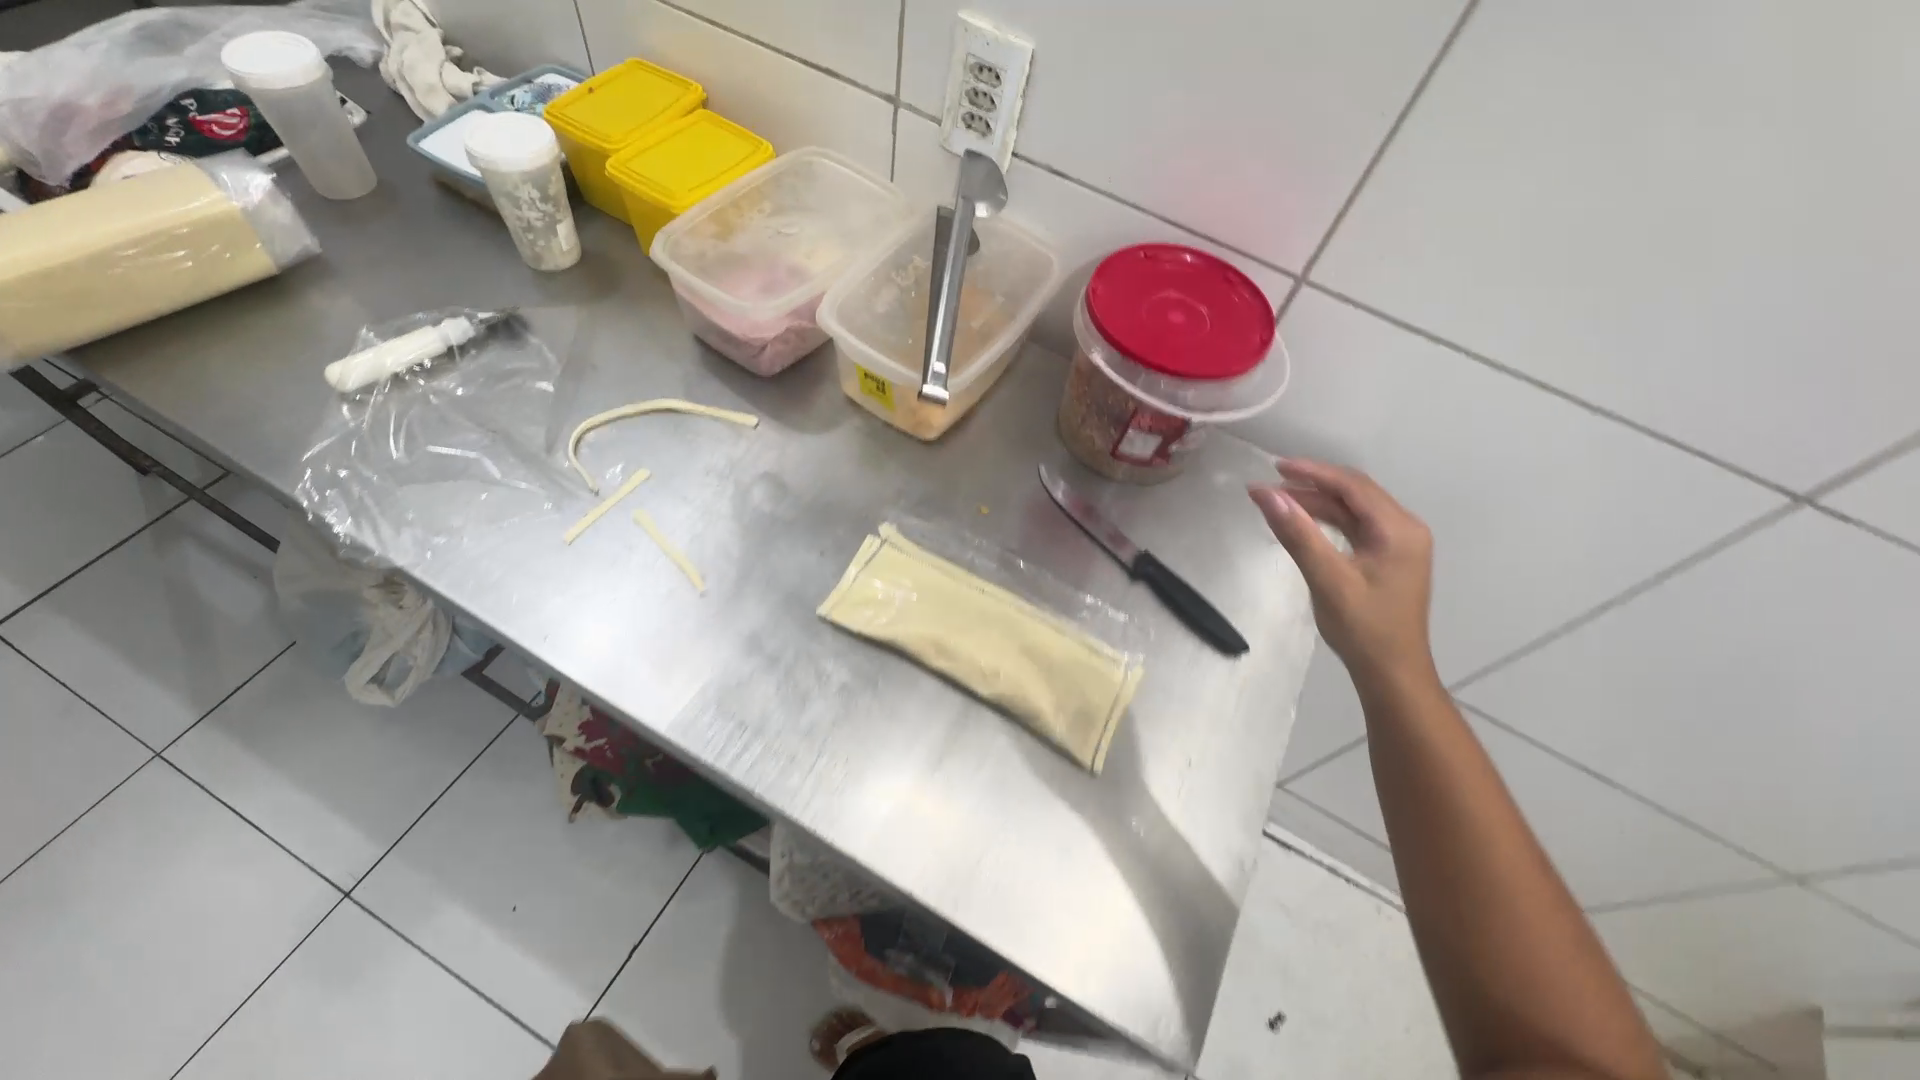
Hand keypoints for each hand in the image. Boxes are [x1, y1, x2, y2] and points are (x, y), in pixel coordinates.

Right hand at [1249, 459, 1437, 686]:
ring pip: (1354, 509)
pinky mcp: (1389, 557)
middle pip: (1354, 492)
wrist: (1392, 672)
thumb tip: (1267, 495)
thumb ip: (1298, 534)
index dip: (1312, 472)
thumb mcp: (1327, 579)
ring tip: (1278, 502)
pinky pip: (1356, 526)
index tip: (1273, 468)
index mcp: (1398, 529)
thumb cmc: (1363, 628)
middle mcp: (1404, 528)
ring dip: (1317, 502)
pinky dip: (1328, 520)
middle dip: (1311, 485)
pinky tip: (1302, 523)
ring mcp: (1399, 544)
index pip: (1352, 485)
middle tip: (1269, 487)